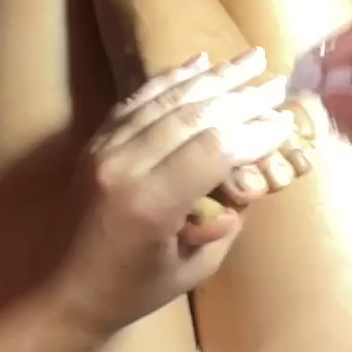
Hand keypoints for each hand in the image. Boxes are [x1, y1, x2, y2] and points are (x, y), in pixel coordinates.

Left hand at [41, 49, 294, 336]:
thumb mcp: (195, 267)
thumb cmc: (134, 290)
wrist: (66, 292)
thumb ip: (228, 216)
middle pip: (192, 115)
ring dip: (212, 78)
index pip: (213, 150)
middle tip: (276, 83)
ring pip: (165, 99)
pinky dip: (170, 79)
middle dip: (240, 96)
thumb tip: (253, 168)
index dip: (254, 133)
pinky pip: (136, 100)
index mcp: (150, 204)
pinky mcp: (95, 141)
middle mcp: (123, 165)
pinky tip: (199, 62)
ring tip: (250, 59)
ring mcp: (104, 148)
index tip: (285, 121)